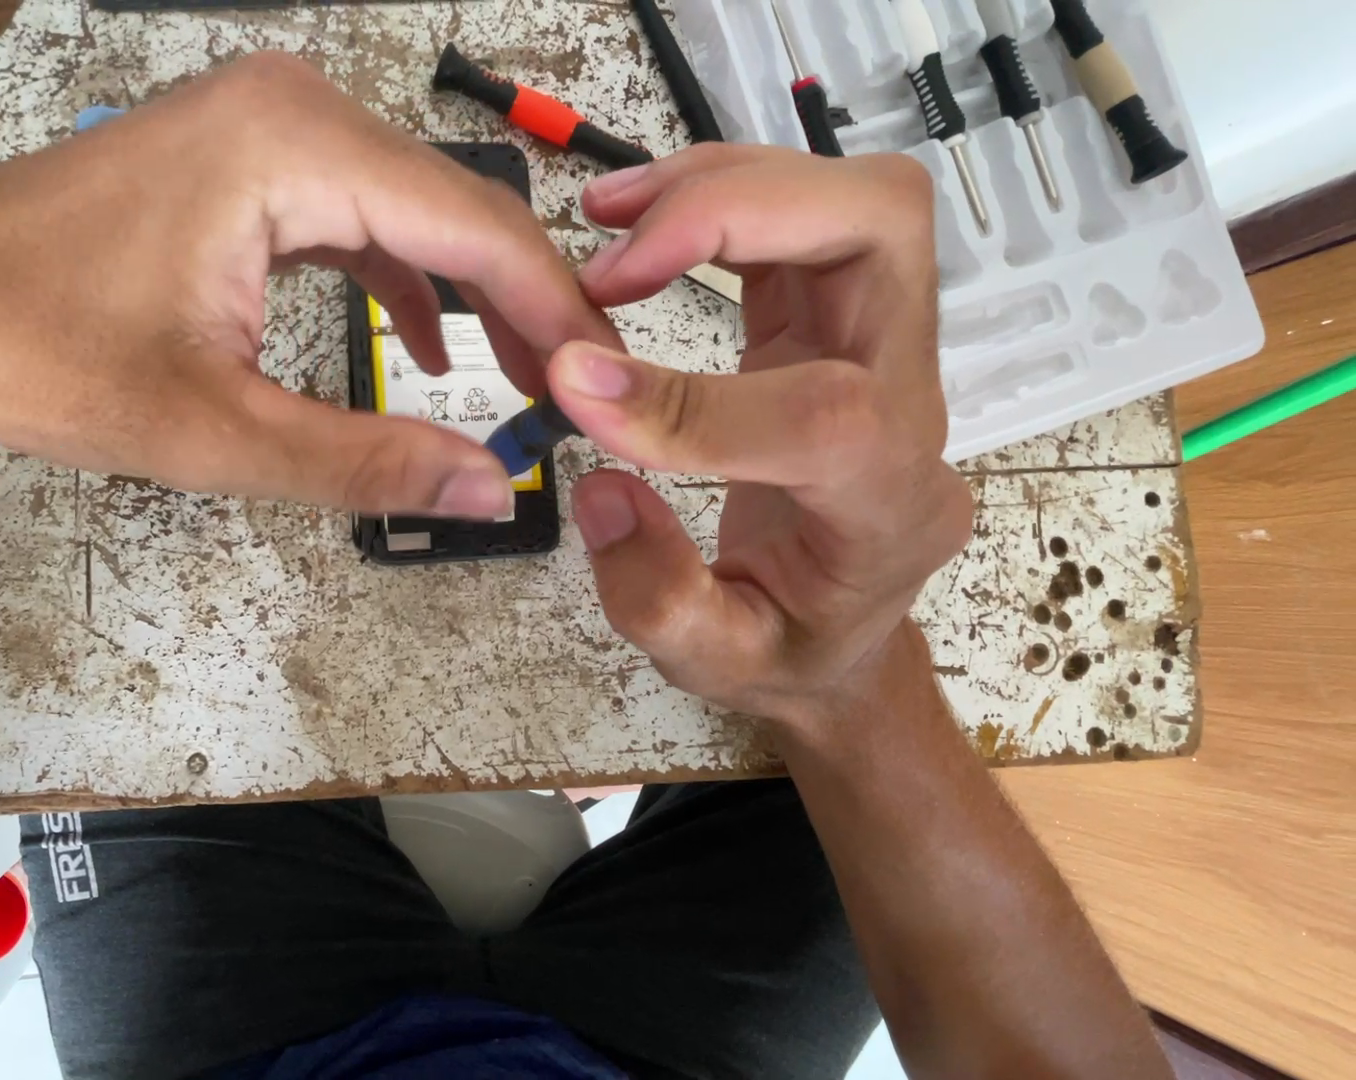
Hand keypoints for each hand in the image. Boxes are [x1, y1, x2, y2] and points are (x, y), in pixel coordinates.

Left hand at [0, 52, 621, 519]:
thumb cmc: (41, 361)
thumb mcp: (218, 432)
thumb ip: (369, 463)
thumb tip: (491, 489)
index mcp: (293, 146)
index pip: (477, 227)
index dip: (555, 313)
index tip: (599, 384)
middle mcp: (289, 108)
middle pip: (456, 210)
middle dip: (525, 307)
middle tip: (568, 397)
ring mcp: (261, 128)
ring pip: (412, 211)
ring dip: (469, 294)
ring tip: (516, 377)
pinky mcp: (239, 164)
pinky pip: (356, 216)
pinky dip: (400, 279)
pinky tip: (422, 342)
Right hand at [546, 144, 972, 727]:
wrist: (844, 640)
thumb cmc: (782, 656)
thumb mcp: (709, 661)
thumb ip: (653, 590)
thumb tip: (598, 480)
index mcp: (885, 506)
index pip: (821, 417)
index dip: (688, 397)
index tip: (569, 380)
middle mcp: (910, 406)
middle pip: (878, 234)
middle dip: (736, 211)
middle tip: (608, 254)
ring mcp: (885, 352)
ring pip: (849, 202)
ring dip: (723, 185)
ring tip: (608, 217)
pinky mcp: (837, 329)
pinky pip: (803, 225)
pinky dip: (719, 200)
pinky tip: (640, 225)